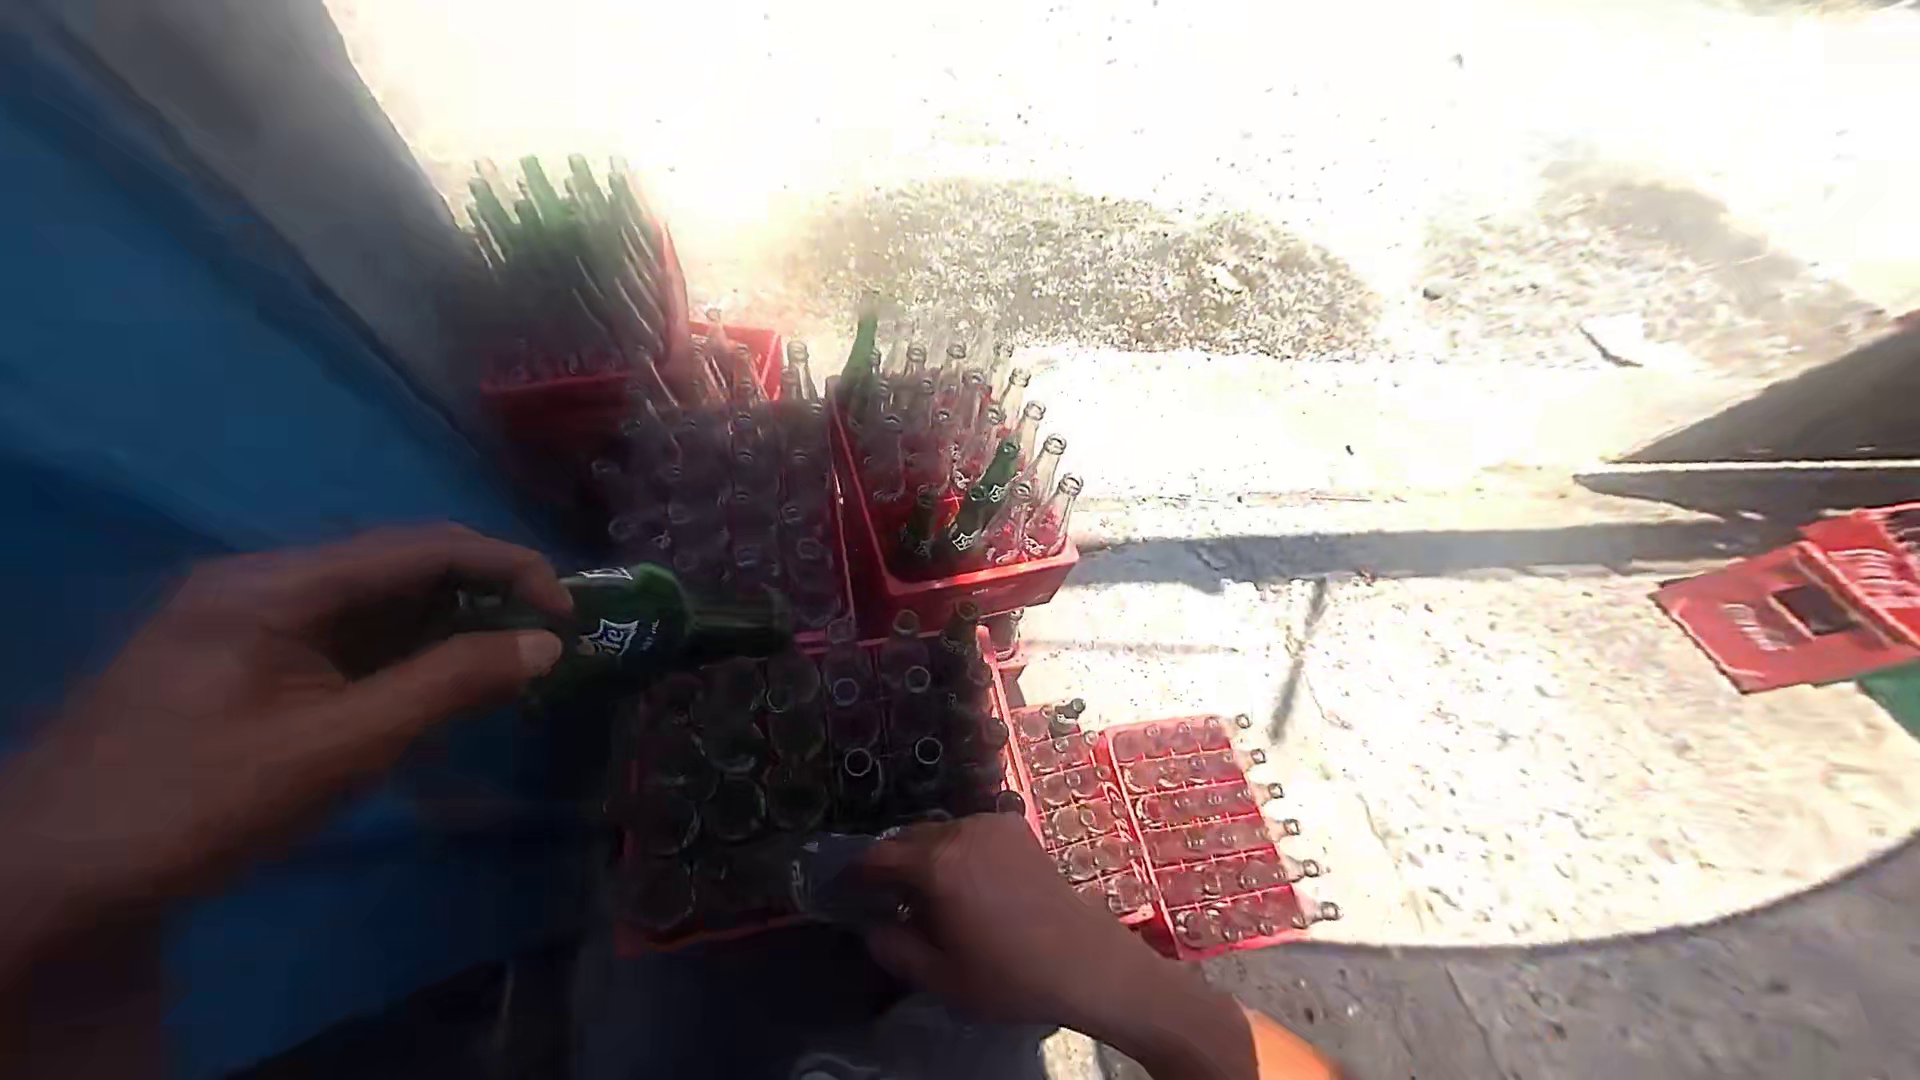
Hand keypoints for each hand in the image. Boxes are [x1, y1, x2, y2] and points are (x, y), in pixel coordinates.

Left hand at [0, 525, 570, 941]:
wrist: (38, 890)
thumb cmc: (195, 809)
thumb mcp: (342, 747)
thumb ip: (453, 684)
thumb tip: (550, 645)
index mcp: (277, 587)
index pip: (428, 547)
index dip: (514, 568)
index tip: (567, 614)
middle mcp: (272, 578)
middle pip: (415, 557)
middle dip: (495, 588)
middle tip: (549, 634)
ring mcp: (266, 608)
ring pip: (398, 589)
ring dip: (466, 616)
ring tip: (514, 656)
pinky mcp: (268, 643)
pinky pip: (371, 623)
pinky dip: (428, 642)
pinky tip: (453, 674)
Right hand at [862, 815, 1340, 1079]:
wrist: (1080, 956)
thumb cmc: (1007, 974)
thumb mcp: (942, 976)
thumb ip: (895, 948)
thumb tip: (871, 926)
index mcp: (936, 864)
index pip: (881, 855)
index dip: (861, 869)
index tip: (850, 883)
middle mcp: (959, 829)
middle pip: (911, 836)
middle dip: (895, 860)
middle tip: (892, 891)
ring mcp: (990, 822)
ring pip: (942, 829)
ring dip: (929, 850)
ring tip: (935, 886)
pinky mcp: (1014, 824)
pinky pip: (972, 828)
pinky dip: (959, 844)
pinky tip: (972, 876)